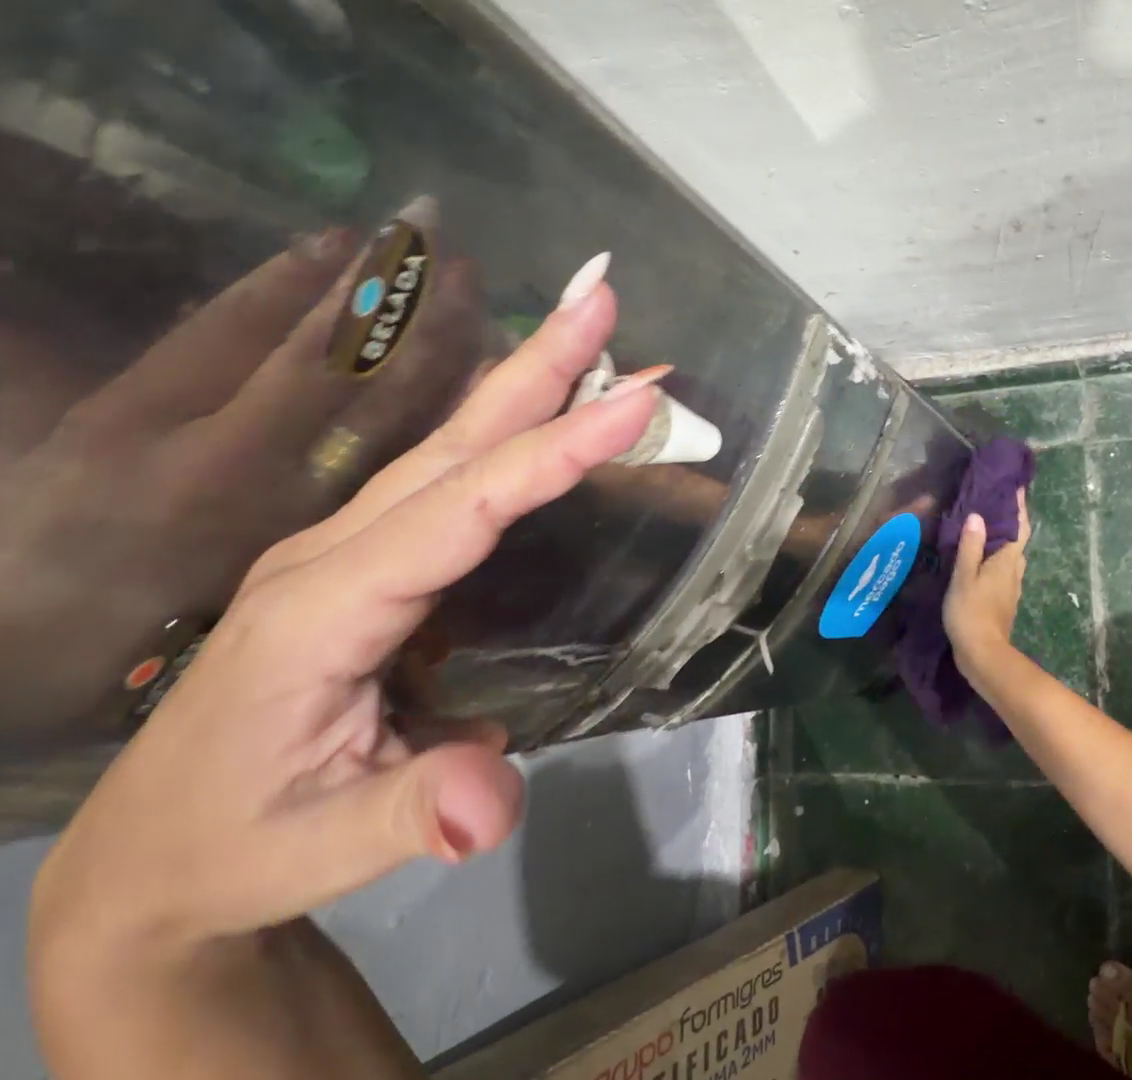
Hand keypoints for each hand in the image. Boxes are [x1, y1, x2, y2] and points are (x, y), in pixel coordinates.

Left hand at [27, 257, 657, 957]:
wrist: (158, 857)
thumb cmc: (236, 847)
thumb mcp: (316, 848)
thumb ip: (407, 815)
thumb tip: (495, 802)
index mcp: (321, 610)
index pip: (456, 512)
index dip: (546, 456)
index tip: (631, 406)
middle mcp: (330, 558)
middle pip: (448, 447)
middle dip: (531, 367)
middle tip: (601, 295)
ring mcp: (343, 556)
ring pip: (445, 452)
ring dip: (521, 385)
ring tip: (588, 330)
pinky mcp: (365, 570)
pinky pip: (447, 487)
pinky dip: (505, 438)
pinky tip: (538, 416)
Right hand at [943, 488, 1029, 671]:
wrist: (982, 653)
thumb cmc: (972, 612)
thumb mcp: (964, 577)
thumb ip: (970, 547)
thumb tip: (977, 517)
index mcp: (1007, 561)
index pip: (1020, 527)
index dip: (1019, 506)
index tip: (1017, 486)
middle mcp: (1015, 571)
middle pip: (1017, 541)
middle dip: (1009, 522)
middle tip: (994, 503)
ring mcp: (1011, 588)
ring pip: (1010, 557)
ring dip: (1002, 541)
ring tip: (985, 528)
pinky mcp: (1004, 601)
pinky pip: (1003, 571)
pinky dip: (995, 559)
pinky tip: (980, 559)